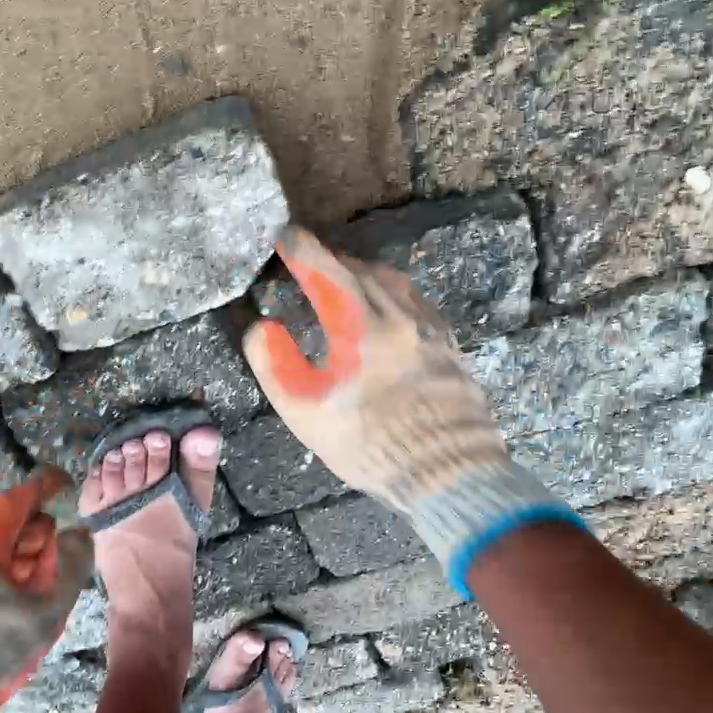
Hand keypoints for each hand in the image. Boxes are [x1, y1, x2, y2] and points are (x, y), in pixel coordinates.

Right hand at [240, 226, 579, 594]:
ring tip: (343, 281)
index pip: (325, 270)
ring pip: (393, 282)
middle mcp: (399, 317)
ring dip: (363, 273)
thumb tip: (262, 326)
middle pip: (361, 269)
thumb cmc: (369, 444)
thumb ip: (275, 363)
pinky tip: (385, 310)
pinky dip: (391, 294)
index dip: (301, 249)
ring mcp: (430, 330)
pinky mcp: (450, 347)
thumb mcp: (304, 411)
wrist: (449, 476)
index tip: (284, 236)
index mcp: (360, 328)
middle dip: (330, 261)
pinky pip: (416, 302)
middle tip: (307, 263)